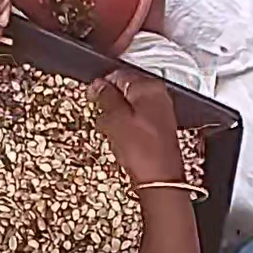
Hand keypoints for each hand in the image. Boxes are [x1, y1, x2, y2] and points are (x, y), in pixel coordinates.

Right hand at [89, 66, 183, 184]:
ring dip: (117, 118)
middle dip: (110, 104)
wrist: (160, 178)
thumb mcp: (116, 119)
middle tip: (103, 119)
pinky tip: (122, 140)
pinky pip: (136, 120)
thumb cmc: (142, 150)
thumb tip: (98, 84)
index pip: (119, 75)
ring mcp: (160, 111)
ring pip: (130, 107)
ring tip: (113, 133)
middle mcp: (158, 95)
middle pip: (125, 91)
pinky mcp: (158, 127)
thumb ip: (106, 97)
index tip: (92, 97)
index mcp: (149, 87)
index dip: (102, 86)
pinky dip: (126, 127)